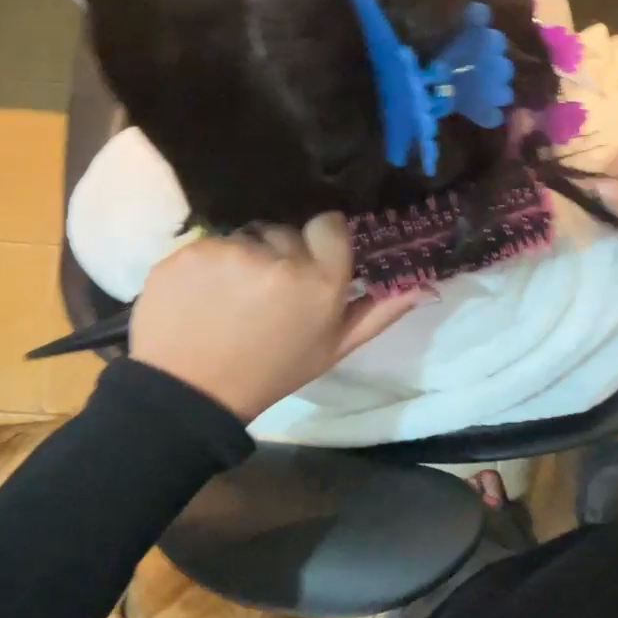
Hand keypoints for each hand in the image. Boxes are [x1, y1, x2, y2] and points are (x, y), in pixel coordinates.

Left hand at [129, 215, 423, 418]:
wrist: (192, 391)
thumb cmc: (274, 371)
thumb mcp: (334, 349)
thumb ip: (379, 312)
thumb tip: (424, 286)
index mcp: (320, 283)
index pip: (329, 226)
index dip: (321, 241)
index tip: (312, 261)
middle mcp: (280, 259)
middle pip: (287, 230)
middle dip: (282, 252)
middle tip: (269, 292)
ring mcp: (232, 252)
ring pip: (248, 236)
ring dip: (246, 257)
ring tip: (234, 295)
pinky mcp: (192, 251)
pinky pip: (212, 243)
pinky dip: (211, 264)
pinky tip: (206, 294)